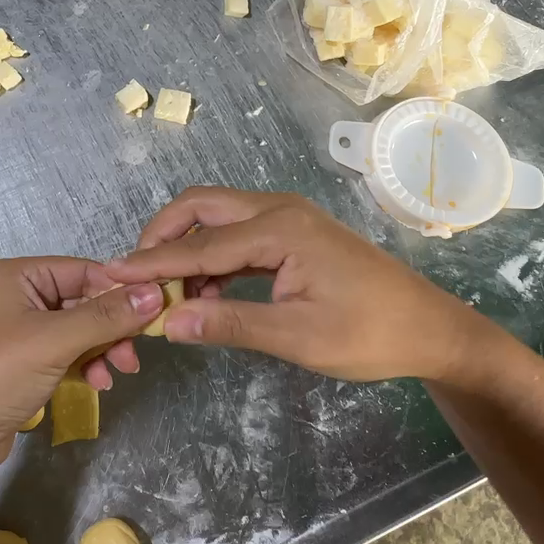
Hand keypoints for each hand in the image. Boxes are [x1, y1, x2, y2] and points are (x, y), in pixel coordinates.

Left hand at [0, 257, 164, 467]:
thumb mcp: (54, 340)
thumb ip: (105, 317)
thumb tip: (155, 293)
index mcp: (20, 275)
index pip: (83, 270)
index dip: (119, 290)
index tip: (155, 313)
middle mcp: (20, 294)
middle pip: (83, 301)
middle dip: (112, 327)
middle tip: (134, 355)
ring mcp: (21, 329)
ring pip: (78, 329)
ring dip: (102, 349)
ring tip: (119, 373)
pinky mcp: (24, 361)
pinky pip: (66, 352)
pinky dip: (85, 364)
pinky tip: (98, 384)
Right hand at [103, 186, 487, 381]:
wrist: (433, 329)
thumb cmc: (370, 334)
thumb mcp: (299, 337)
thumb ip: (230, 324)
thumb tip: (170, 322)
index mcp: (279, 228)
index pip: (199, 243)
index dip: (152, 261)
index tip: (110, 271)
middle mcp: (277, 209)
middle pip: (201, 206)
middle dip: (162, 234)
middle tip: (135, 272)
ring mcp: (285, 216)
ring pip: (216, 216)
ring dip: (186, 245)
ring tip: (166, 289)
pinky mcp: (291, 231)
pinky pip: (235, 232)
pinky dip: (210, 255)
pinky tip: (203, 289)